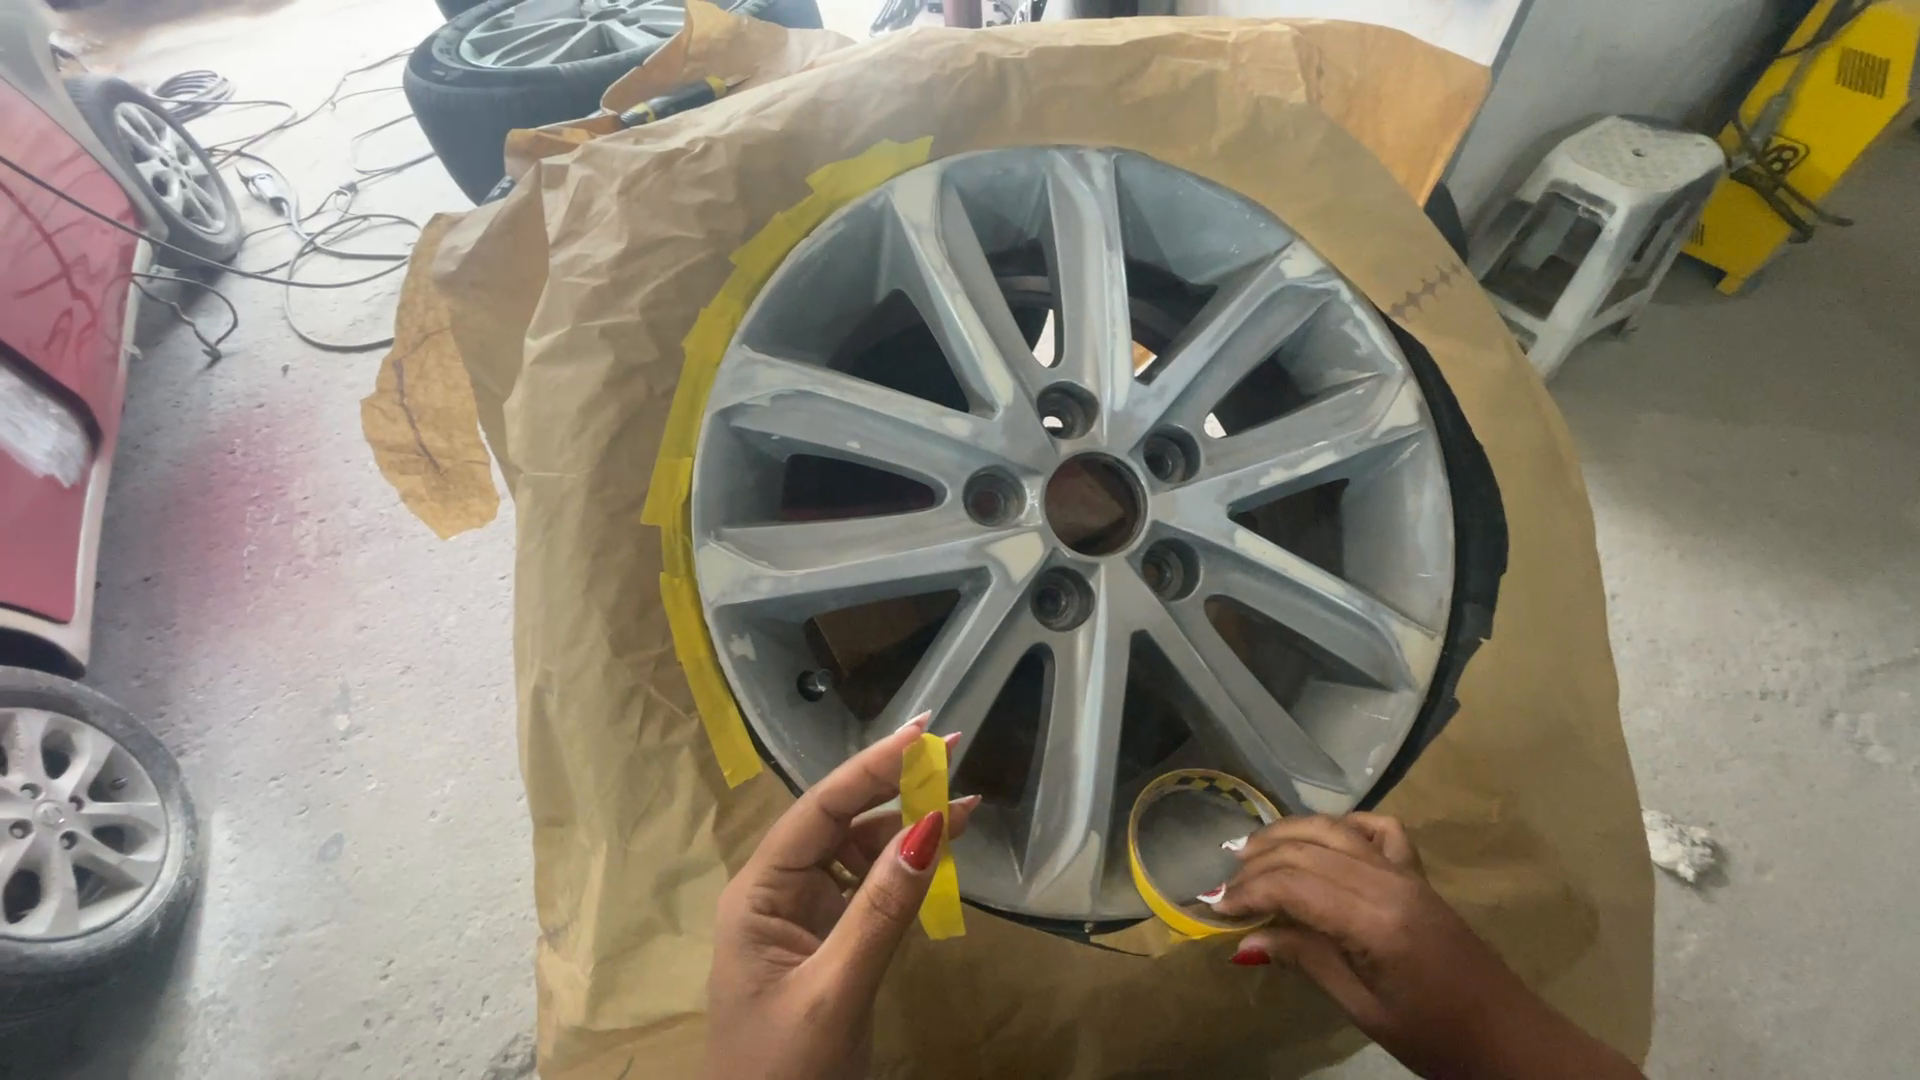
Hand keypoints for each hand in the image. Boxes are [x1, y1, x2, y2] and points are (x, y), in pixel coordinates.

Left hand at [704, 713, 976, 1079]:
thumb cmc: (785, 1074)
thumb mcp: (834, 991)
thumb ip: (881, 910)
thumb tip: (929, 826)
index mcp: (759, 890)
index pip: (820, 809)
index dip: (872, 767)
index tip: (922, 733)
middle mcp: (780, 888)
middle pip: (840, 818)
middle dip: (894, 783)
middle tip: (950, 749)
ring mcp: (807, 911)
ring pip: (860, 848)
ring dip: (909, 823)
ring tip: (962, 804)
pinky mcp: (832, 935)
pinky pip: (873, 884)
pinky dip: (908, 865)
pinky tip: (941, 847)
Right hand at [1211, 814, 1642, 1079]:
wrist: (1516, 1045)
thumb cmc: (1438, 1040)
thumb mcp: (1364, 1009)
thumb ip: (1305, 961)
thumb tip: (1244, 943)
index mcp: (1376, 922)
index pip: (1294, 885)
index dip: (1248, 891)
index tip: (1215, 906)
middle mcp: (1389, 883)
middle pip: (1305, 852)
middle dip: (1256, 865)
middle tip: (1223, 886)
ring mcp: (1406, 872)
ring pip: (1332, 830)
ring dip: (1285, 835)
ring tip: (1248, 849)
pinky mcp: (1418, 873)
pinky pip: (1376, 829)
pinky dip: (1341, 824)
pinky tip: (1319, 837)